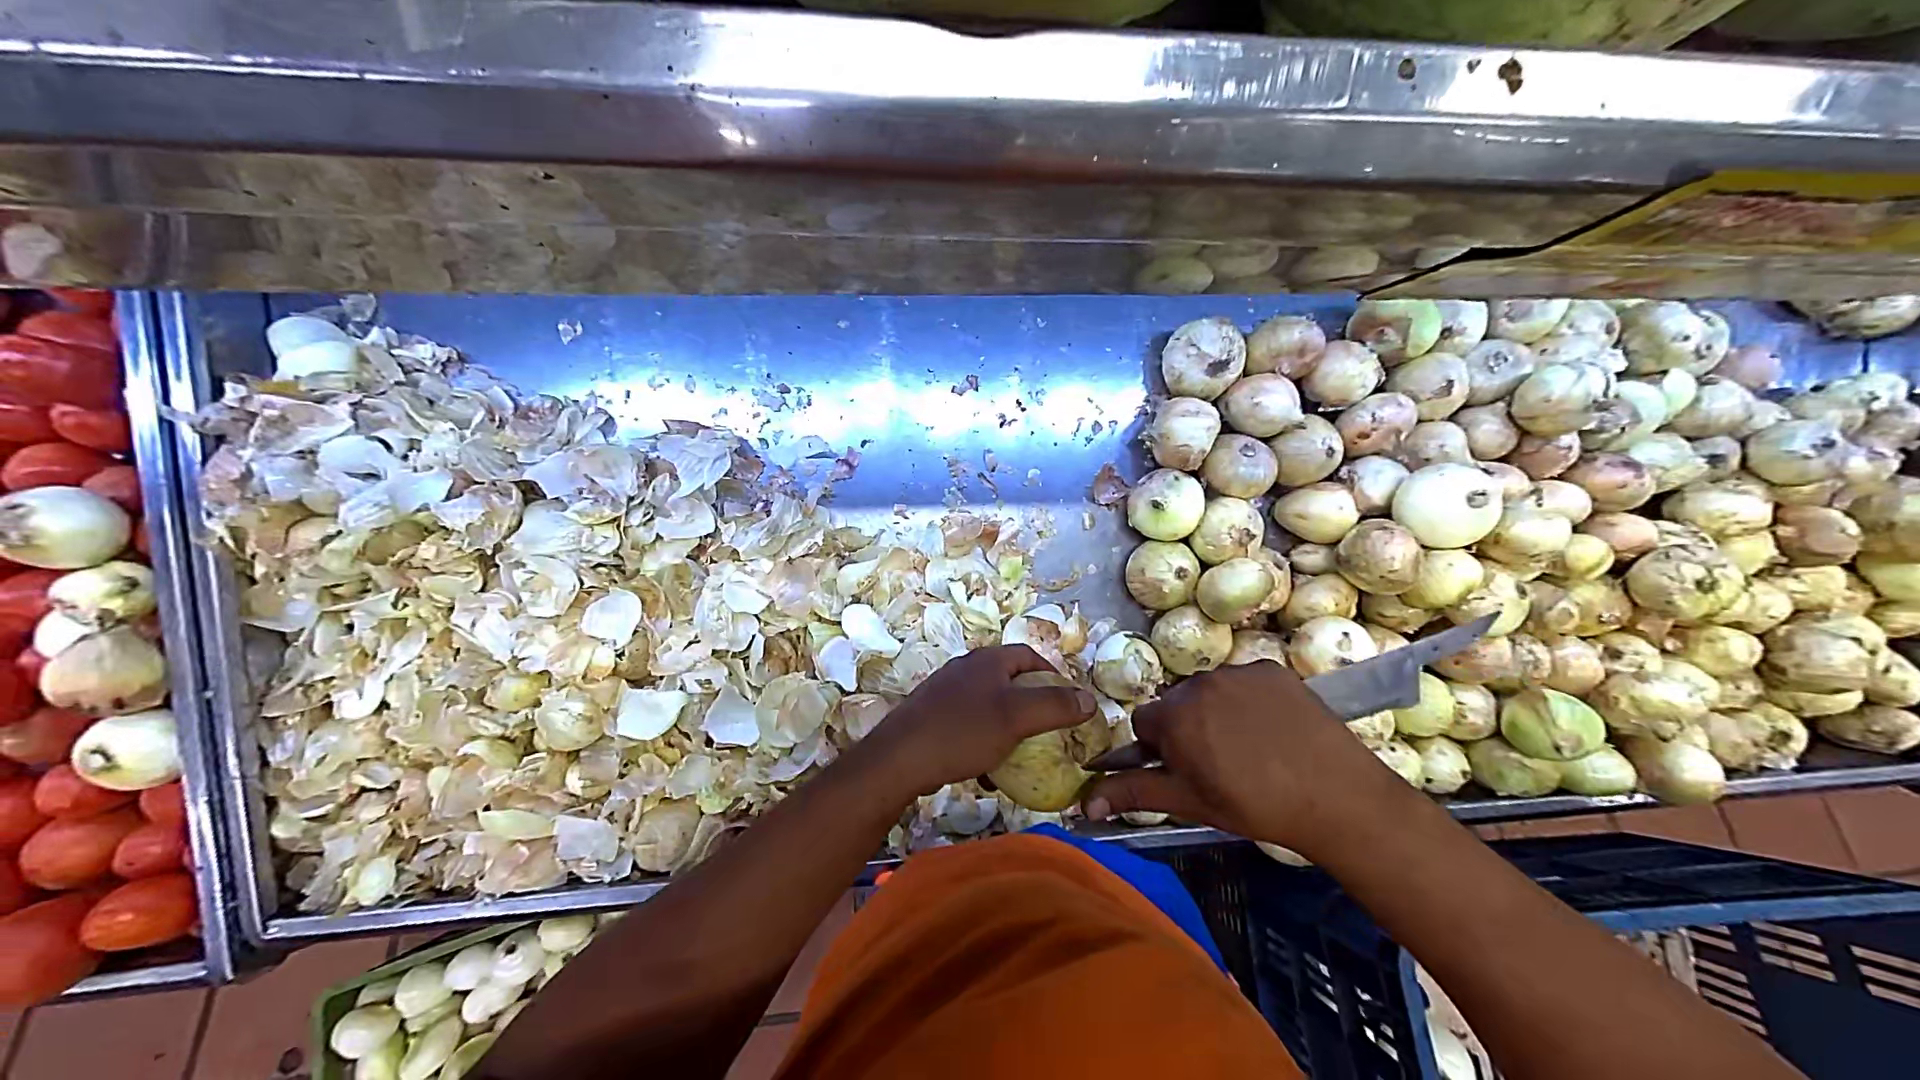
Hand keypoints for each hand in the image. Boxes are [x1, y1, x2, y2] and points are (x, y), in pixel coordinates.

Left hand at [852, 645, 1096, 799]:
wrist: (900, 759)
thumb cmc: (962, 732)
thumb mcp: (1017, 717)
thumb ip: (1056, 706)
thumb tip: (1089, 699)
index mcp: (987, 660)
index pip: (1029, 655)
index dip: (1053, 675)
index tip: (1068, 701)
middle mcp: (965, 669)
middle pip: (1009, 680)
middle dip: (1031, 705)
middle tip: (1047, 730)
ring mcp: (945, 693)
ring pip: (989, 706)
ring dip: (1008, 728)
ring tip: (1019, 754)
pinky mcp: (932, 717)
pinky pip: (969, 725)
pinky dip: (984, 742)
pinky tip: (986, 770)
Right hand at [1083, 660, 1420, 856]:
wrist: (1337, 797)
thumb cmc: (1254, 805)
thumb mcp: (1188, 802)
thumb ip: (1133, 793)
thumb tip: (1084, 803)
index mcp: (1173, 717)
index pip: (1145, 724)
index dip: (1161, 749)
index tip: (1186, 770)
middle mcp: (1199, 684)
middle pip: (1176, 704)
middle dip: (1187, 728)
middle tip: (1219, 763)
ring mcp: (1238, 672)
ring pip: (1210, 691)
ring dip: (1216, 712)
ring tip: (1250, 747)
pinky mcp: (1272, 669)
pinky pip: (1244, 681)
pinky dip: (1250, 700)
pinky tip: (1272, 729)